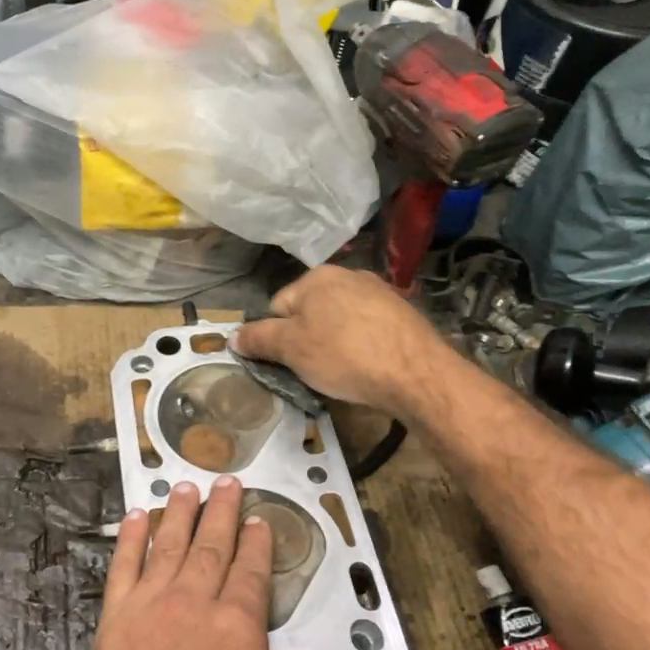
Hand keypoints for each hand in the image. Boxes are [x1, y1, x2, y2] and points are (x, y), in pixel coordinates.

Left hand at [23, 478, 402, 649]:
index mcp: (237, 625)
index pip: (251, 571)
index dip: (258, 543)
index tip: (260, 520)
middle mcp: (193, 605)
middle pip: (210, 547)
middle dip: (221, 513)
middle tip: (226, 482)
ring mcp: (149, 610)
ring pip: (167, 548)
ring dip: (178, 515)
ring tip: (185, 488)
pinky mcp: (113, 623)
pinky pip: (122, 569)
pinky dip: (129, 540)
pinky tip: (133, 519)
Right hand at [231, 265, 437, 411]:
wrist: (417, 373)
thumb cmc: (344, 356)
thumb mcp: (291, 350)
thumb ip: (258, 339)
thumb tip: (233, 336)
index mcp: (317, 277)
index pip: (277, 307)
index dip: (275, 338)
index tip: (287, 363)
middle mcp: (349, 275)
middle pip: (310, 312)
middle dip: (306, 340)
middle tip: (312, 370)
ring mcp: (380, 293)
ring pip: (339, 321)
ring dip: (334, 344)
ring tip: (342, 372)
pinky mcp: (403, 314)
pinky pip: (367, 330)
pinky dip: (362, 347)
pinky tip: (367, 367)